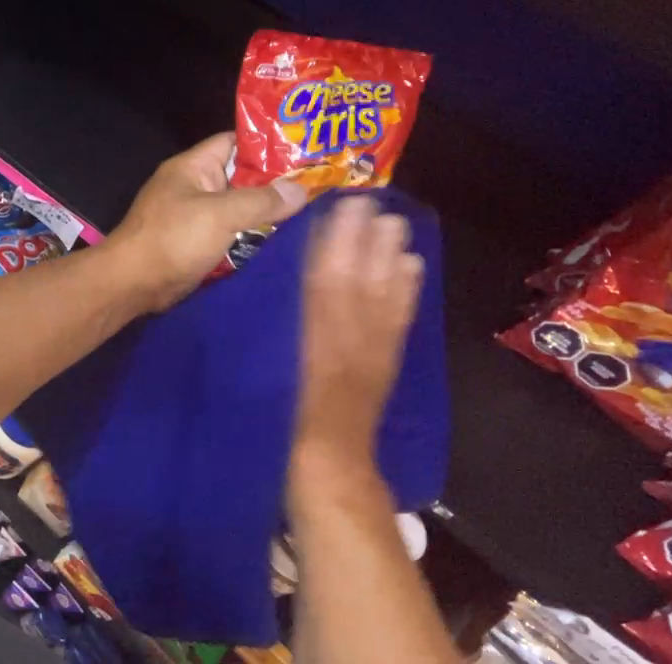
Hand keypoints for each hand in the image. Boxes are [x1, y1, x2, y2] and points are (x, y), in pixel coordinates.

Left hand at [104, 133, 306, 308]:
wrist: (134, 282)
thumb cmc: (172, 238)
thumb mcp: (220, 213)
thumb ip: (261, 200)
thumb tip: (301, 189)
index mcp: (191, 167)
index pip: (233, 142)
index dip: (268, 142)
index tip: (309, 148)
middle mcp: (194, 186)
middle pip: (242, 176)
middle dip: (278, 181)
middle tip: (325, 183)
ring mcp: (196, 215)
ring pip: (240, 206)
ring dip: (271, 211)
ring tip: (318, 210)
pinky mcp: (200, 241)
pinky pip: (234, 231)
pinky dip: (257, 234)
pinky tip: (290, 239)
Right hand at [292, 196, 423, 477]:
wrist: (326, 469)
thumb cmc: (281, 421)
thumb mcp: (264, 375)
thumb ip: (271, 334)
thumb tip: (264, 291)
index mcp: (316, 336)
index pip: (327, 279)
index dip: (335, 241)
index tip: (339, 207)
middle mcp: (349, 337)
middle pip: (361, 280)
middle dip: (367, 241)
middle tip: (374, 202)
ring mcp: (372, 350)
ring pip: (384, 295)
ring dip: (391, 259)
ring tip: (395, 225)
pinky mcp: (384, 363)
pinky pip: (399, 320)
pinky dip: (406, 292)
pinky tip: (408, 271)